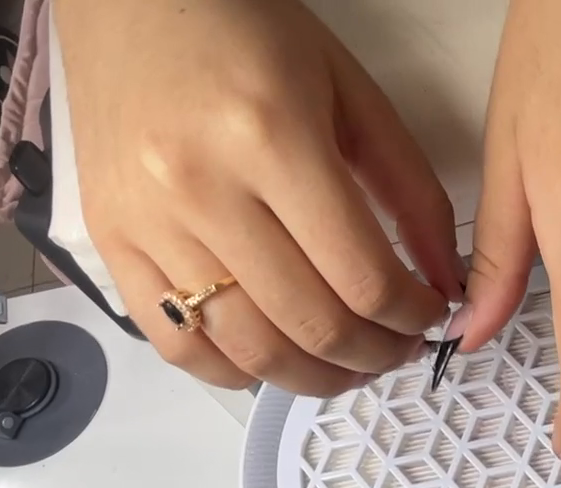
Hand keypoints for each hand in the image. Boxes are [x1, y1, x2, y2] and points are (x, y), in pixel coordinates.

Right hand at [57, 0, 462, 396]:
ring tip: (351, 364)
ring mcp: (147, 223)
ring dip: (320, 379)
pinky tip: (278, 358)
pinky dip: (241, 374)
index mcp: (272, 138)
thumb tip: (448, 285)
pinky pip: (182, 349)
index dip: (412, 317)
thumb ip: (414, 194)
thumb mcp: (353, 95)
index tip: (428, 316)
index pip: (365, 279)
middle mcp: (201, 188)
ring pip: (254, 352)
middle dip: (377, 356)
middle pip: (314, 327)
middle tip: (398, 349)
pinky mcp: (111, 243)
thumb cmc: (248, 31)